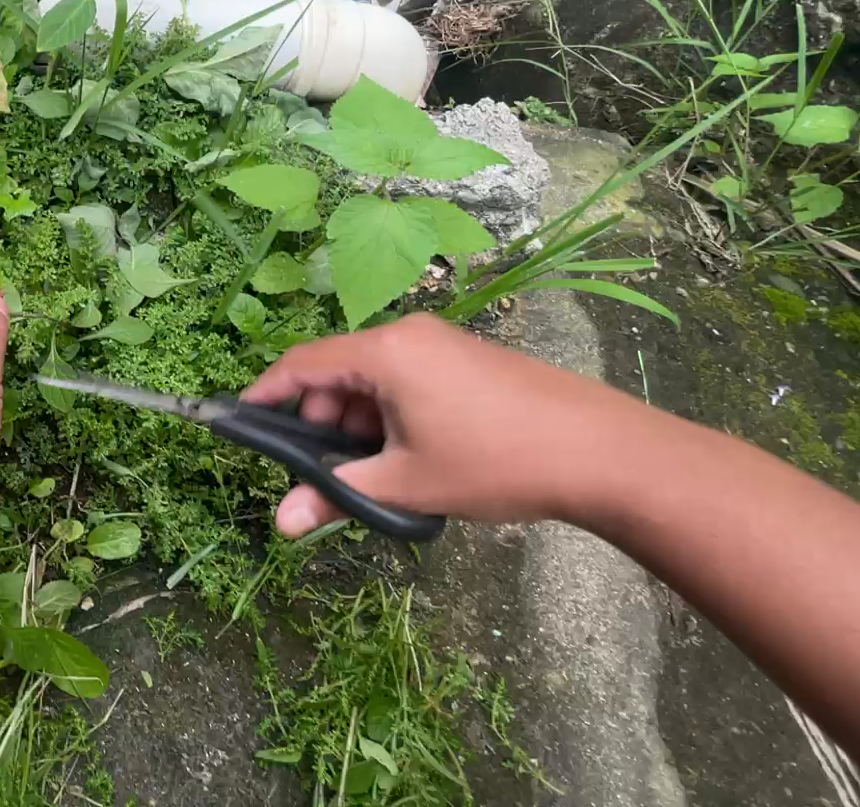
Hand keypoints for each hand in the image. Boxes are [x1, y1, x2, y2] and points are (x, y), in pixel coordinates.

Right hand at [240, 313, 680, 535]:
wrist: (616, 457)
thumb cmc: (498, 463)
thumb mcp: (406, 485)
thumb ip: (335, 496)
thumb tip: (282, 523)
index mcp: (384, 352)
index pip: (301, 363)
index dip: (266, 392)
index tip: (242, 420)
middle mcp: (406, 335)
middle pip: (335, 370)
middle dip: (320, 418)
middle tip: (327, 465)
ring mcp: (440, 342)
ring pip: (369, 376)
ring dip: (356, 419)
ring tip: (376, 466)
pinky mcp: (464, 356)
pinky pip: (402, 376)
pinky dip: (387, 410)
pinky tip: (410, 449)